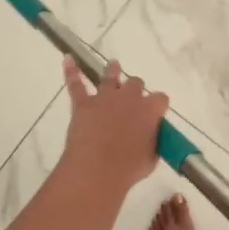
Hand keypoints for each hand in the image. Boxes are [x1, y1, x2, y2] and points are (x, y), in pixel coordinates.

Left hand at [59, 57, 168, 194]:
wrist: (97, 169)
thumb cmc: (128, 168)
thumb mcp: (150, 158)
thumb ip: (152, 143)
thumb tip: (150, 140)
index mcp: (149, 110)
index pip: (160, 99)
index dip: (158, 105)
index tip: (156, 113)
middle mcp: (129, 98)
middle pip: (136, 83)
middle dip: (135, 89)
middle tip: (132, 98)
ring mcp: (105, 98)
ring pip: (110, 76)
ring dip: (112, 71)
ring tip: (113, 65)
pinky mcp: (83, 104)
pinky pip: (76, 84)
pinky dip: (71, 72)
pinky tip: (68, 60)